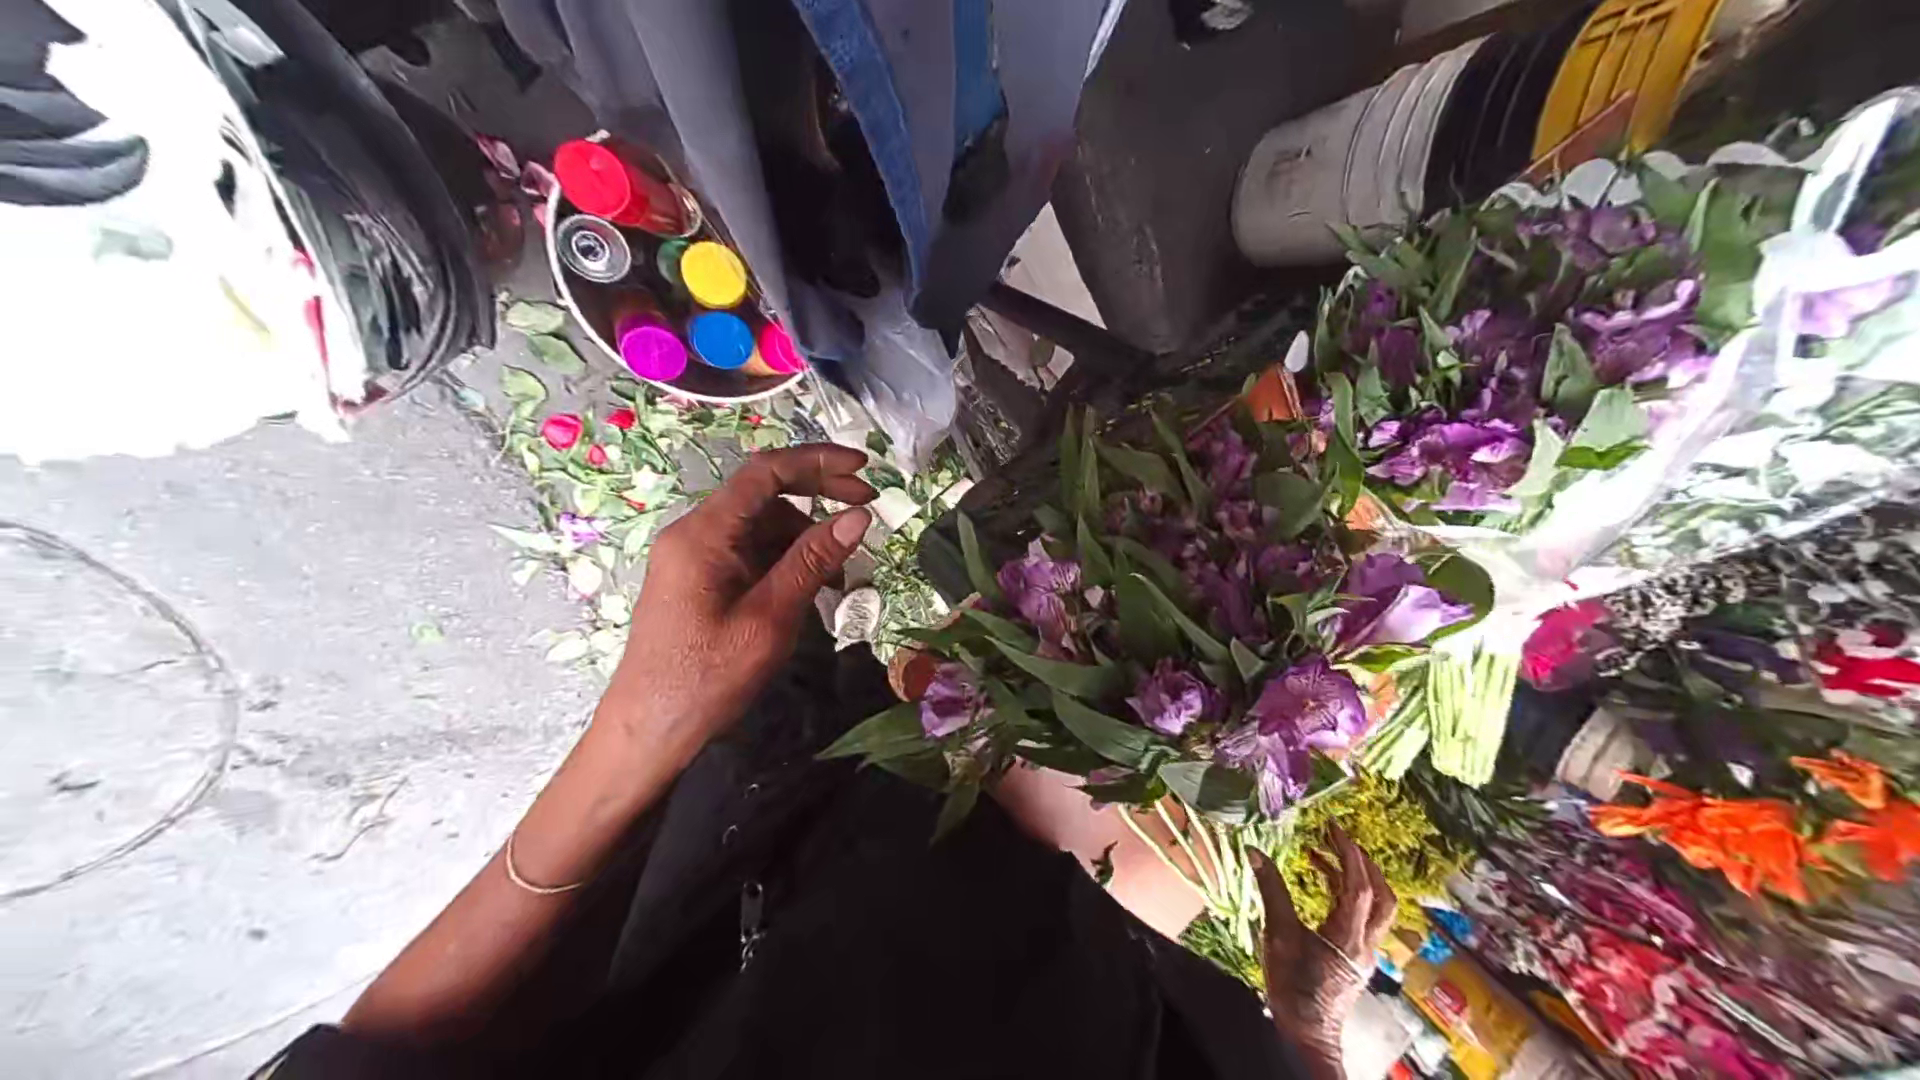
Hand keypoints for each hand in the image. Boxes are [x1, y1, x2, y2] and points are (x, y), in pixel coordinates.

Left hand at [595, 444, 874, 765]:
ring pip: (763, 526)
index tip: (865, 468)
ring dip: (806, 538)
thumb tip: (859, 516)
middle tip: (867, 507)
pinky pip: (752, 553)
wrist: (650, 733)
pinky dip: (787, 561)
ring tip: (841, 575)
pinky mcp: (702, 579)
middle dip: (818, 495)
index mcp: (704, 534)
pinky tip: (811, 588)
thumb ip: (813, 560)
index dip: (818, 462)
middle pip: (765, 494)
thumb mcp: (770, 618)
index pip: (766, 472)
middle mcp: (696, 534)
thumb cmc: (707, 678)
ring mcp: (696, 557)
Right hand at [1250, 826, 1395, 1079]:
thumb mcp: (1278, 935)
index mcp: (1348, 935)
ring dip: (1356, 876)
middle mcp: (1365, 942)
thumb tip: (1254, 851)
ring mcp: (1364, 951)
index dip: (1349, 854)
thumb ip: (1271, 890)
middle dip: (1364, 862)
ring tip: (1324, 853)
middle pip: (1381, 896)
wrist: (1307, 1031)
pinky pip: (1361, 916)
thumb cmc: (1293, 985)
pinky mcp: (1355, 956)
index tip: (1334, 829)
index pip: (1359, 887)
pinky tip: (1321, 882)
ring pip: (1375, 906)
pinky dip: (1346, 892)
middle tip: (1338, 837)